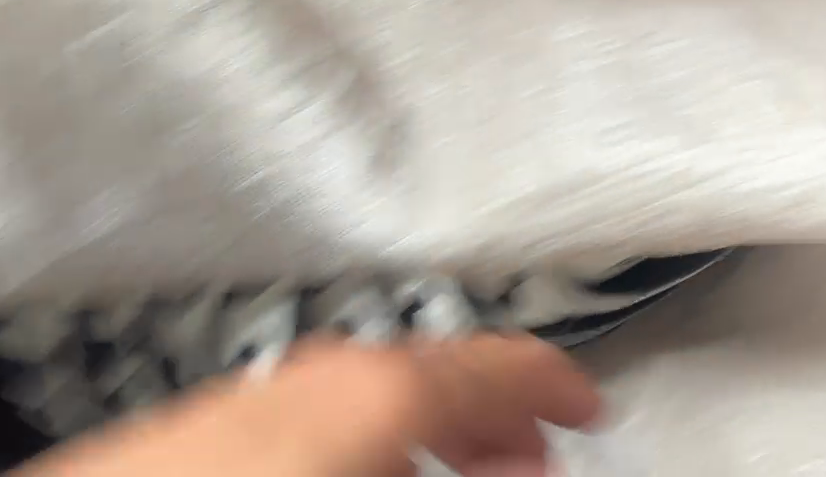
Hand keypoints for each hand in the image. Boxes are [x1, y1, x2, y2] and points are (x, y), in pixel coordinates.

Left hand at [16, 335, 601, 476]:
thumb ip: (486, 462)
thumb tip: (539, 462)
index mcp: (394, 382)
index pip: (514, 362)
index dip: (565, 387)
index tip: (594, 411)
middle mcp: (347, 365)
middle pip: (461, 369)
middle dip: (509, 412)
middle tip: (540, 451)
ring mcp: (285, 382)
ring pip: (403, 385)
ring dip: (449, 423)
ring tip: (469, 464)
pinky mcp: (232, 413)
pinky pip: (343, 403)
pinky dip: (387, 428)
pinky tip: (383, 463)